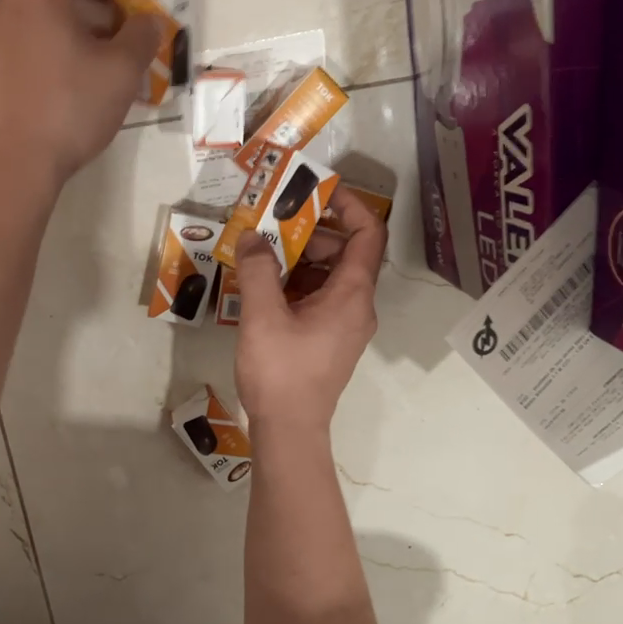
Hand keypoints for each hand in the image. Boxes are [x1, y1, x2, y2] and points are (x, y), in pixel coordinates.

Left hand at [0, 0, 163, 183]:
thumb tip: (148, 23)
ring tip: (118, 41)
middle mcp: (13, 4)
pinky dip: (68, 33)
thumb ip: (141, 35)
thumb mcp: (121, 70)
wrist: (22, 163)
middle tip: (130, 4)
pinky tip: (93, 68)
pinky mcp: (5, 66)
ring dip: (87, 10)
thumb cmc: (71, 108)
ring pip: (48, 2)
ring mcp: (4, 37)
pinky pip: (39, 31)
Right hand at [233, 190, 386, 435]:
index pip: (369, 234)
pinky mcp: (329, 343)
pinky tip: (264, 288)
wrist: (290, 431)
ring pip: (330, 279)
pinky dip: (298, 286)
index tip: (317, 193)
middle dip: (312, 234)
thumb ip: (258, 270)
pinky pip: (320, 301)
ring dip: (301, 261)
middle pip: (346, 254)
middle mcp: (357, 308)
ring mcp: (345, 328)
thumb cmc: (281, 372)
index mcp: (352, 295)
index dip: (349, 206)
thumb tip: (253, 236)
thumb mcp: (262, 316)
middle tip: (275, 225)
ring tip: (263, 254)